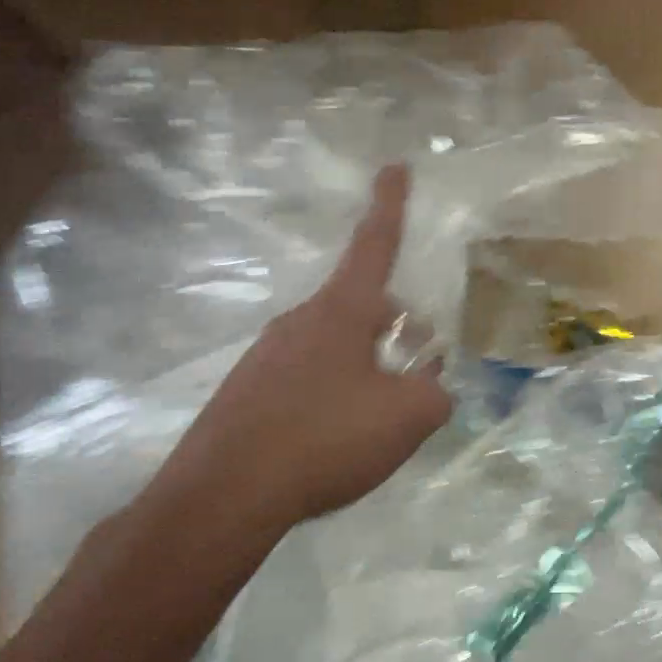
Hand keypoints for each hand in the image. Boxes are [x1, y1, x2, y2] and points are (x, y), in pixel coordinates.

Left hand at [141, 164, 453, 545]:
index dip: (390, 206)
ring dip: (370, 368)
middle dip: (398, 329)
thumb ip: (437, 390)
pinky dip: (339, 397)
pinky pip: (311, 380)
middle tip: (422, 369)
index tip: (395, 165)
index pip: (374, 246)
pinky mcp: (249, 395)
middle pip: (364, 309)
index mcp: (341, 313)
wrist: (224, 496)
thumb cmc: (327, 438)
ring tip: (385, 419)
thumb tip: (430, 381)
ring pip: (338, 348)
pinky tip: (343, 440)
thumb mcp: (411, 416)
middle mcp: (300, 323)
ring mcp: (267, 358)